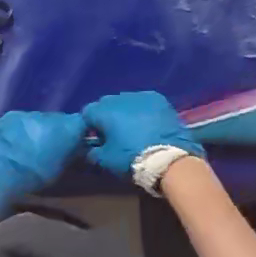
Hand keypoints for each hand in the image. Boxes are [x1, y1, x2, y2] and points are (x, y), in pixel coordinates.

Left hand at [0, 110, 87, 217]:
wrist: (3, 173)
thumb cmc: (38, 177)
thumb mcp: (63, 169)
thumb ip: (74, 154)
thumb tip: (79, 149)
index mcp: (68, 127)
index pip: (80, 123)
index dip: (77, 133)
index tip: (72, 144)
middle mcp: (50, 115)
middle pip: (58, 120)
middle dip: (55, 131)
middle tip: (49, 147)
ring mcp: (29, 113)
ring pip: (38, 119)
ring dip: (37, 129)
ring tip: (29, 146)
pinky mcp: (10, 115)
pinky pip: (20, 120)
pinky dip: (20, 129)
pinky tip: (14, 143)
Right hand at [81, 91, 202, 177]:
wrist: (167, 159)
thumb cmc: (131, 158)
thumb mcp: (105, 160)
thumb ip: (92, 152)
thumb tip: (90, 148)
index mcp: (103, 111)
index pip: (87, 113)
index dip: (91, 126)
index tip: (98, 138)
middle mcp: (119, 98)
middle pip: (106, 104)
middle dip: (108, 117)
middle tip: (115, 134)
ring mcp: (140, 96)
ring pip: (126, 101)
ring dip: (126, 112)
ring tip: (134, 128)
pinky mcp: (158, 99)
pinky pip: (144, 102)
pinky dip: (143, 110)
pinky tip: (148, 123)